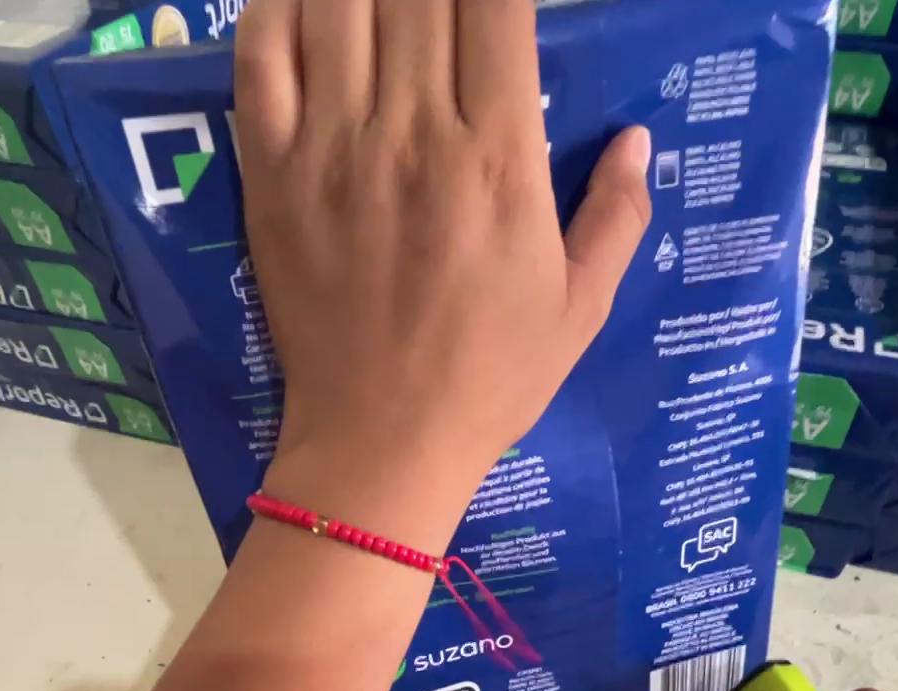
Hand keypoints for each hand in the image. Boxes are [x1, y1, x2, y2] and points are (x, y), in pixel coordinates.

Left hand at [234, 0, 651, 547]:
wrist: (383, 441)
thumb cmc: (490, 382)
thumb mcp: (579, 312)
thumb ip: (615, 219)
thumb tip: (637, 140)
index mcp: (497, 160)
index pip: (496, 3)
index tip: (498, 0)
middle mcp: (411, 133)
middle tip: (444, 7)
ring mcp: (330, 149)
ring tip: (389, 8)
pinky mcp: (271, 176)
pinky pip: (260, 54)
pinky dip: (280, 6)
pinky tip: (311, 7)